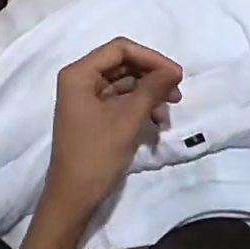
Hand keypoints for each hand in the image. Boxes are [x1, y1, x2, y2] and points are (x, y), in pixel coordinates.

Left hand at [40, 38, 183, 230]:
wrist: (73, 199)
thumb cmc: (95, 155)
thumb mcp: (127, 119)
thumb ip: (151, 89)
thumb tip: (174, 70)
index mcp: (79, 74)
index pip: (120, 49)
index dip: (151, 58)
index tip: (176, 74)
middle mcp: (81, 80)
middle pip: (124, 64)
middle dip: (152, 77)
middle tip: (176, 93)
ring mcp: (87, 97)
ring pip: (126, 82)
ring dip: (149, 93)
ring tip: (169, 111)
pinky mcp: (95, 114)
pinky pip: (122, 99)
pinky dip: (141, 106)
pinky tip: (157, 121)